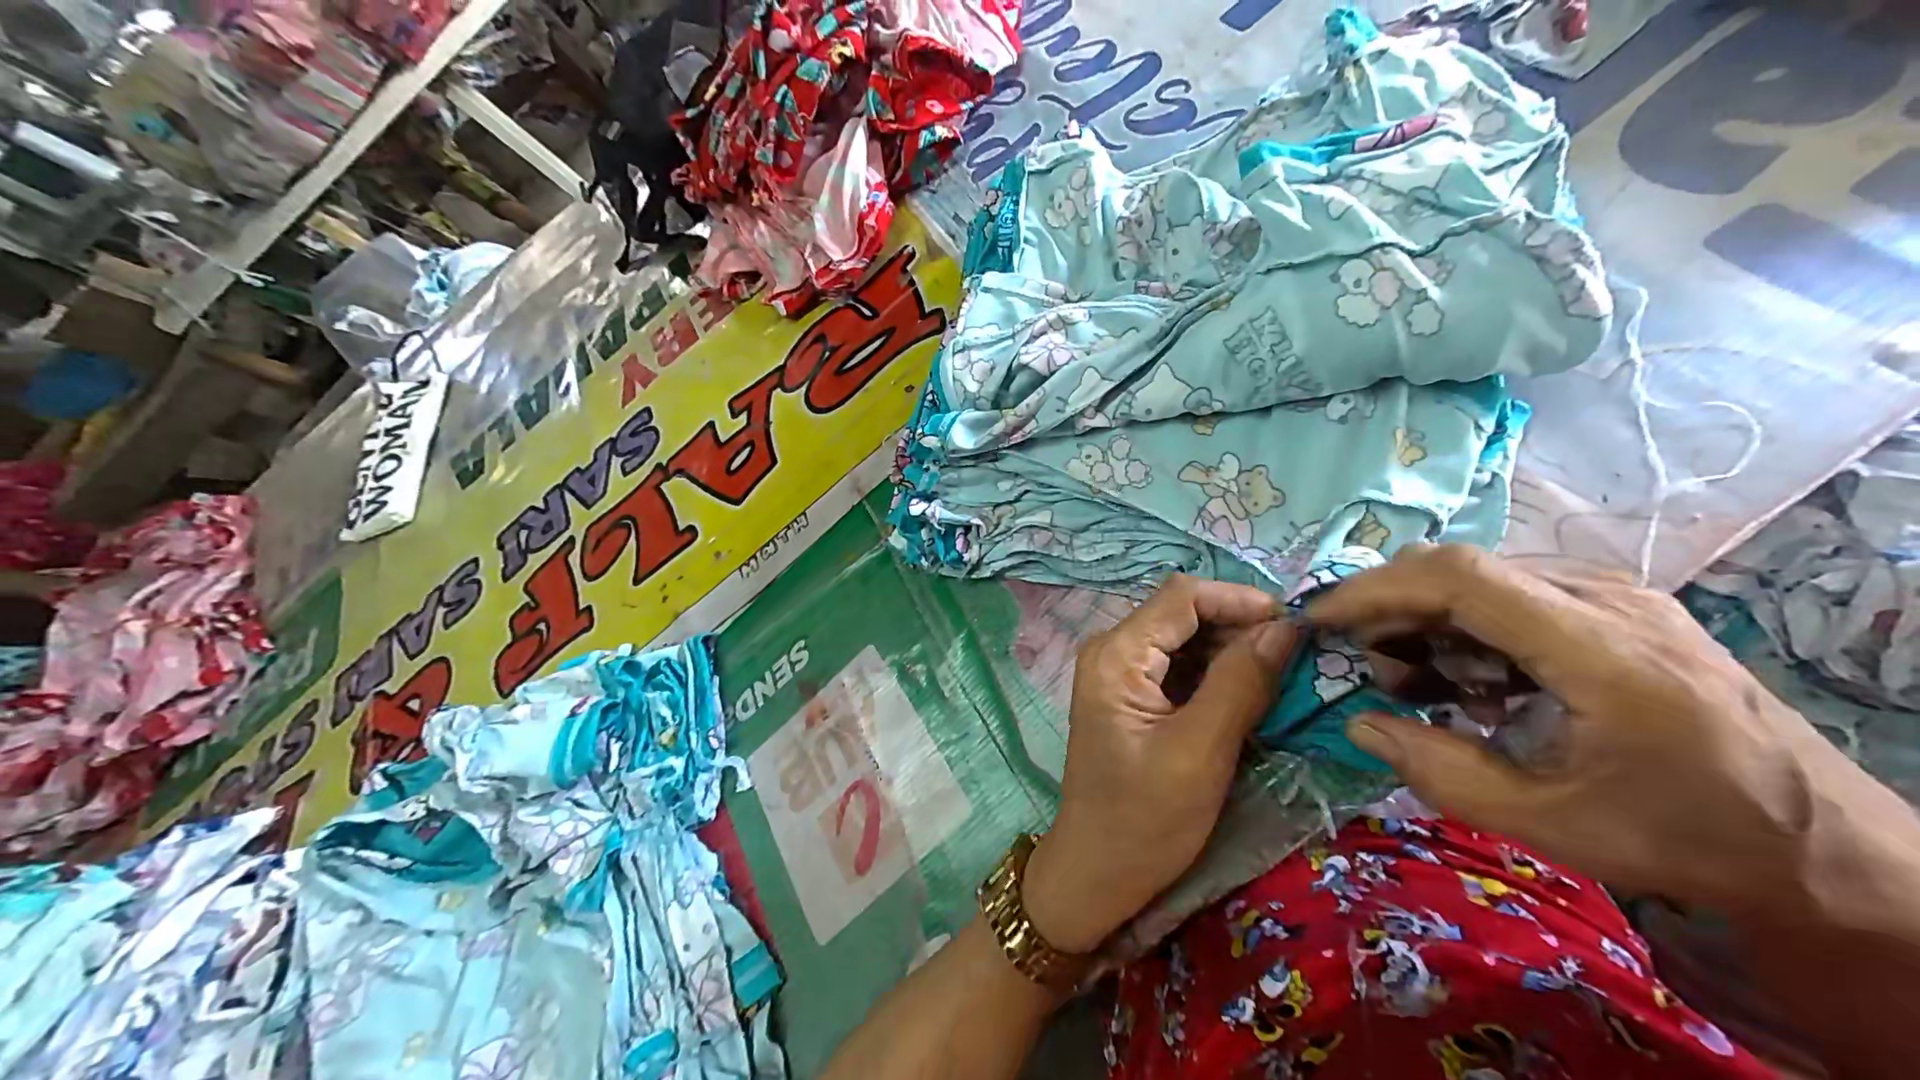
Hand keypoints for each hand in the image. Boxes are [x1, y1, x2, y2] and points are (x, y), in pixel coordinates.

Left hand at [1023, 575, 1299, 952]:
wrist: (1097, 873)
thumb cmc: (1144, 819)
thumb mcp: (1201, 751)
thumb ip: (1241, 682)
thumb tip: (1286, 627)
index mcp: (1116, 655)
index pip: (1183, 596)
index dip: (1240, 601)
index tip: (1296, 627)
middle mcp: (1112, 651)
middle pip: (1184, 614)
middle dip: (1240, 627)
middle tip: (1297, 658)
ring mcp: (1119, 674)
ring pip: (1186, 640)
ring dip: (1233, 651)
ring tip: (1283, 677)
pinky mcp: (1132, 698)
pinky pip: (1180, 668)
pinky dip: (1217, 675)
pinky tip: (1251, 694)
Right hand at [1308, 544, 1913, 915]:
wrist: (1828, 844)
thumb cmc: (1685, 837)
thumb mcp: (1547, 824)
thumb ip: (1440, 771)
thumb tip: (1359, 723)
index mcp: (1601, 652)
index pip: (1461, 578)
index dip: (1376, 589)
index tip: (1321, 620)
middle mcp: (1608, 601)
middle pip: (1462, 567)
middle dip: (1389, 605)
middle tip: (1362, 662)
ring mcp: (1618, 597)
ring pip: (1481, 575)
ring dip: (1424, 616)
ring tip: (1410, 678)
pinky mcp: (1618, 607)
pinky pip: (1513, 593)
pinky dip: (1463, 624)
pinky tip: (1465, 676)